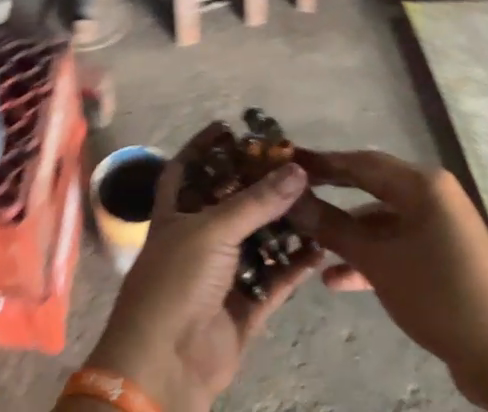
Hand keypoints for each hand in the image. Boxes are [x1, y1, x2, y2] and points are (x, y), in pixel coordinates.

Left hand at [81, 124, 320, 411]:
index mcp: (174, 213)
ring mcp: (222, 273)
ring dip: (284, 225)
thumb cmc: (176, 280)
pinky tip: (321, 248)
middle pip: (231, 203)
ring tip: (316, 202)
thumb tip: (297, 170)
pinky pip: (275, 279)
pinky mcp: (245, 306)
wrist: (166, 360)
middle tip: (294, 165)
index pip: (186, 169)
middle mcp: (197, 238)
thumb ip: (256, 202)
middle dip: (259, 186)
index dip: (203, 147)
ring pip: (258, 241)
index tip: (230, 127)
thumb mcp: (212, 230)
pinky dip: (295, 265)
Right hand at [287, 150, 487, 405]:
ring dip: (345, 234)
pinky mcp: (440, 257)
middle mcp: (431, 196)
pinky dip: (367, 258)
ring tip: (305, 244)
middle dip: (330, 196)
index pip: (361, 162)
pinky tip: (334, 279)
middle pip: (369, 188)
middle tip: (289, 198)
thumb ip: (333, 227)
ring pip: (379, 221)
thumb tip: (292, 200)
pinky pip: (394, 245)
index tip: (285, 163)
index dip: (321, 163)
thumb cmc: (439, 294)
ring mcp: (437, 228)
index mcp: (423, 184)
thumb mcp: (378, 261)